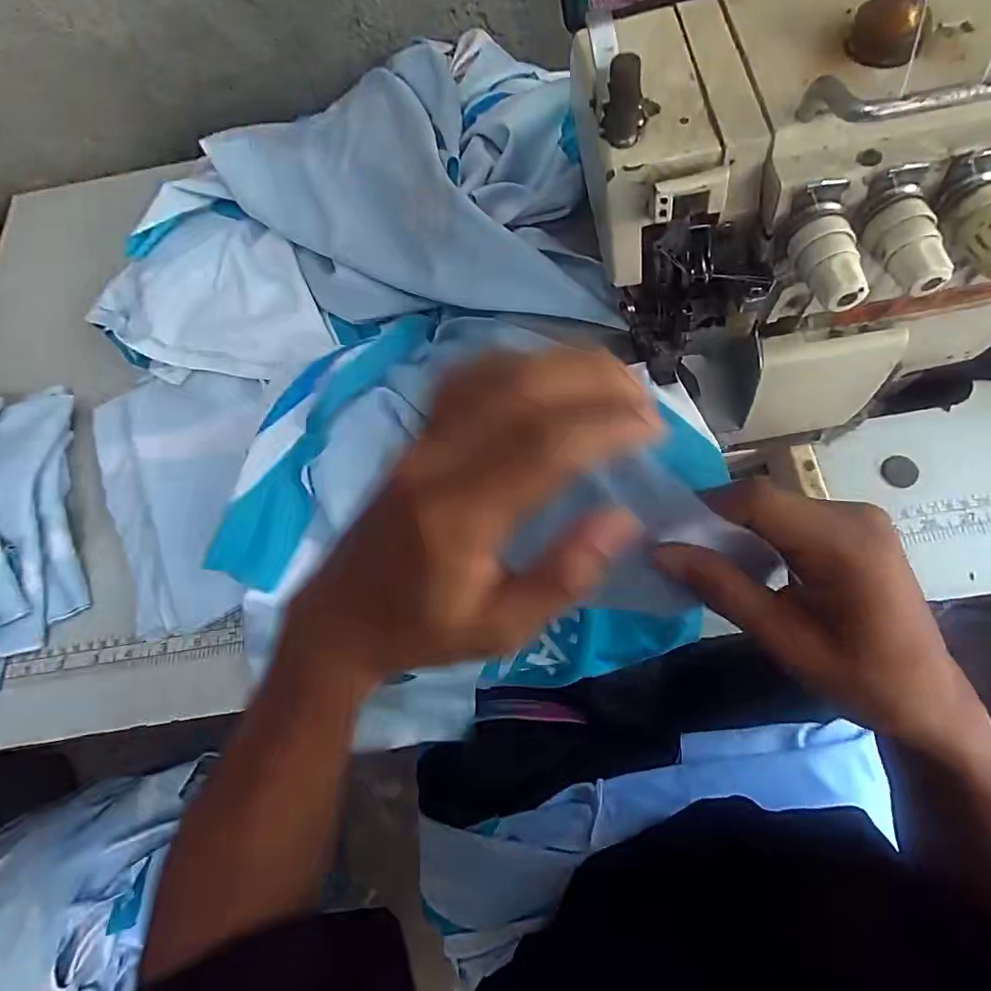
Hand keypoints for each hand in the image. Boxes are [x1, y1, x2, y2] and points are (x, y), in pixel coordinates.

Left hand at [281, 350, 661, 692]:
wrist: (339, 618)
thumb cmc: (424, 629)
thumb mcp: (503, 628)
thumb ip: (565, 576)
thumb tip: (624, 519)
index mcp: (460, 517)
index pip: (542, 448)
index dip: (604, 427)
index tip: (652, 429)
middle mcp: (437, 462)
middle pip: (520, 390)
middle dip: (593, 381)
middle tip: (642, 397)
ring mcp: (421, 439)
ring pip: (494, 372)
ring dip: (562, 362)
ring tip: (612, 376)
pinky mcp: (416, 431)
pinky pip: (468, 375)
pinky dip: (519, 361)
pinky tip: (551, 370)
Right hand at [654, 479, 985, 745]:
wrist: (928, 698)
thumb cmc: (862, 680)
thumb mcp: (786, 640)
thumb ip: (724, 589)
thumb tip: (661, 552)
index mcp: (844, 540)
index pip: (759, 500)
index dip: (707, 508)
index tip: (668, 535)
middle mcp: (855, 513)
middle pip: (769, 499)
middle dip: (721, 521)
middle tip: (683, 553)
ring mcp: (862, 517)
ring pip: (781, 506)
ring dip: (743, 528)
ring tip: (712, 562)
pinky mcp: (860, 528)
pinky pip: (800, 517)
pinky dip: (768, 534)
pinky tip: (754, 564)